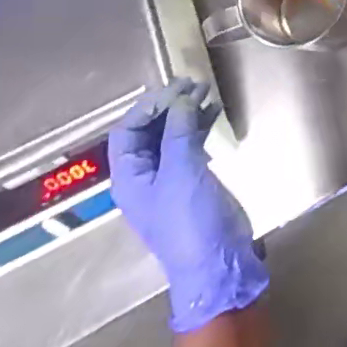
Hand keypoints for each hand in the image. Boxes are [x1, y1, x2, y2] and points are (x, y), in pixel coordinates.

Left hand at [108, 77, 267, 332]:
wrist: (217, 262)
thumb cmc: (190, 220)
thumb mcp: (181, 173)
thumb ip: (179, 132)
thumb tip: (183, 99)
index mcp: (129, 177)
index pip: (128, 131)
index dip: (148, 106)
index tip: (175, 89)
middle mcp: (145, 175)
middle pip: (150, 131)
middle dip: (169, 105)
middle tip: (193, 84)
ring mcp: (171, 178)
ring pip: (173, 136)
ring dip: (187, 113)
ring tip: (207, 92)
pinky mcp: (194, 181)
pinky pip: (192, 146)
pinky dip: (201, 127)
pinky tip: (214, 114)